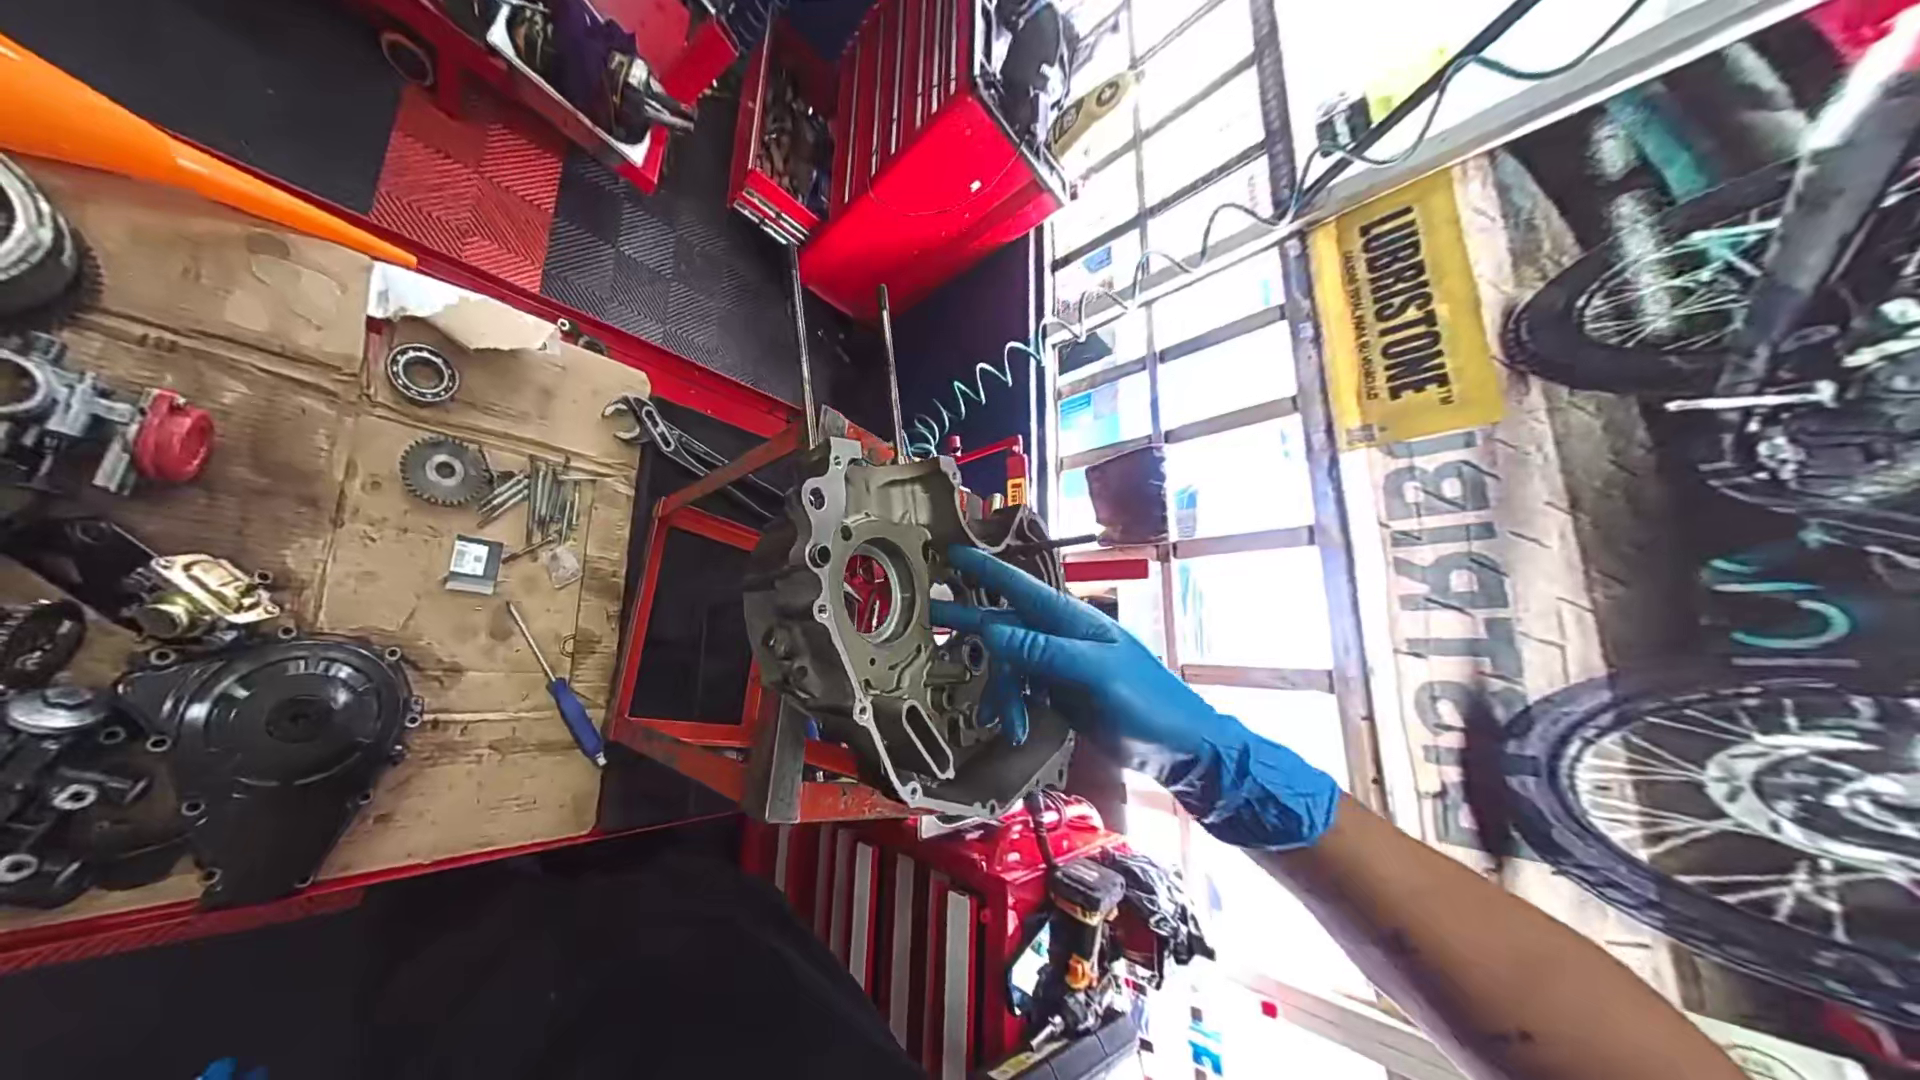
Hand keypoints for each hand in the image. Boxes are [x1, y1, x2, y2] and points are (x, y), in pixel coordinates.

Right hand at [929, 546, 1340, 848]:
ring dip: (1000, 692)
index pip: (1018, 586)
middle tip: (928, 617)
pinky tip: (1014, 727)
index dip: (982, 568)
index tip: (950, 554)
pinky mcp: (1058, 690)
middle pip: (1003, 622)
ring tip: (1005, 721)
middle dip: (968, 622)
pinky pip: (1020, 689)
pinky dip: (1013, 707)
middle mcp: (1057, 635)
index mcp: (1068, 619)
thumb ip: (1042, 651)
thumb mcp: (1094, 674)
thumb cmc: (1144, 702)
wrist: (1176, 746)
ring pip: (1008, 664)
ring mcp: (1056, 663)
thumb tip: (991, 629)